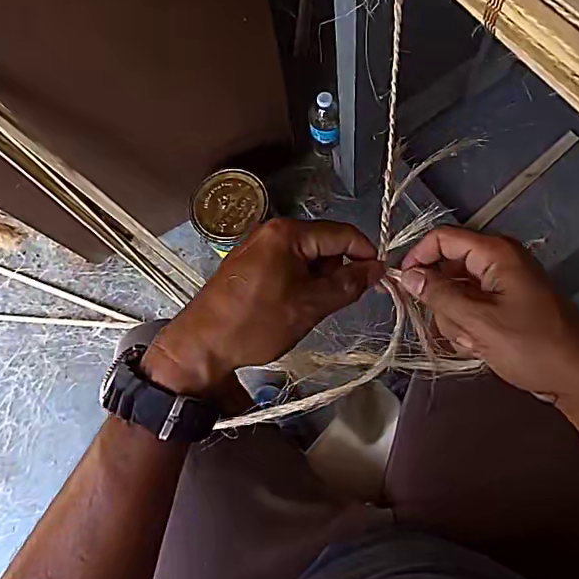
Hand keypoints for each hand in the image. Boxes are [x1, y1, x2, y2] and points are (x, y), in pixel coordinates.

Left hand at [146, 218, 383, 394]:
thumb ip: (349, 284)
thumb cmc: (255, 324)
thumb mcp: (311, 305)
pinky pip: (289, 264)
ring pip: (308, 257)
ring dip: (318, 280)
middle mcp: (273, 231)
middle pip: (325, 244)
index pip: (343, 234)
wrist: (200, 347)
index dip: (365, 255)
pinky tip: (290, 306)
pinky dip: (300, 282)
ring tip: (307, 308)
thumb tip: (377, 269)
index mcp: (288, 233)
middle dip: (337, 271)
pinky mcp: (250, 262)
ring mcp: (259, 245)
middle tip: (334, 302)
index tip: (378, 279)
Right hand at [398, 226, 578, 403]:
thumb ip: (440, 295)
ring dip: (457, 320)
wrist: (576, 375)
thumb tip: (408, 276)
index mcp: (496, 252)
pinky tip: (482, 346)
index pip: (443, 238)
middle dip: (444, 301)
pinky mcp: (506, 304)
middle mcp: (499, 260)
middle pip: (448, 267)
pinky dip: (470, 327)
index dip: (418, 257)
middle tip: (457, 328)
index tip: (402, 286)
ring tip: (476, 342)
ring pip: (457, 292)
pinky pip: (472, 307)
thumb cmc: (532, 345)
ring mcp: (503, 283)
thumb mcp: (479, 321)